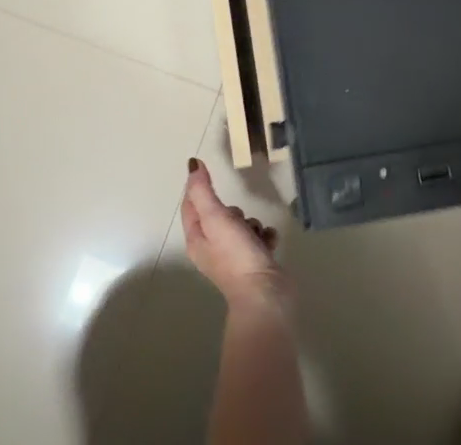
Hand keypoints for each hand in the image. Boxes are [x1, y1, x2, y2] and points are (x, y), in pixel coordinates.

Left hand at [182, 158, 286, 307]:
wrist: (265, 295)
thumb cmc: (236, 255)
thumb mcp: (215, 218)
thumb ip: (203, 191)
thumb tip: (192, 164)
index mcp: (197, 239)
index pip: (191, 206)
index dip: (196, 187)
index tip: (207, 171)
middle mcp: (212, 248)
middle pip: (219, 215)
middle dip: (232, 210)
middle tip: (236, 217)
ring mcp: (234, 256)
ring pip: (242, 225)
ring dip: (252, 223)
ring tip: (256, 233)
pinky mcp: (255, 262)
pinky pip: (259, 238)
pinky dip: (265, 236)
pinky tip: (269, 242)